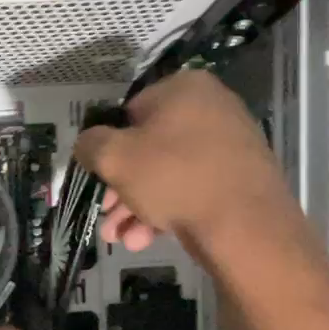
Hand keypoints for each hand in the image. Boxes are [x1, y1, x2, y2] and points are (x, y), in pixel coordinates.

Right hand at [74, 70, 308, 258]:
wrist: (242, 221)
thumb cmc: (173, 178)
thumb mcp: (116, 158)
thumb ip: (92, 145)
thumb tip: (86, 142)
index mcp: (182, 89)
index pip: (130, 113)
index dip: (109, 148)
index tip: (99, 179)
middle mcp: (210, 107)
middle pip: (148, 150)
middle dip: (121, 190)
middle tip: (107, 218)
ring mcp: (228, 144)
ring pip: (167, 175)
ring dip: (137, 209)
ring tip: (121, 239)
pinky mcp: (237, 177)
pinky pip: (190, 190)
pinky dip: (166, 212)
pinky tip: (147, 240)